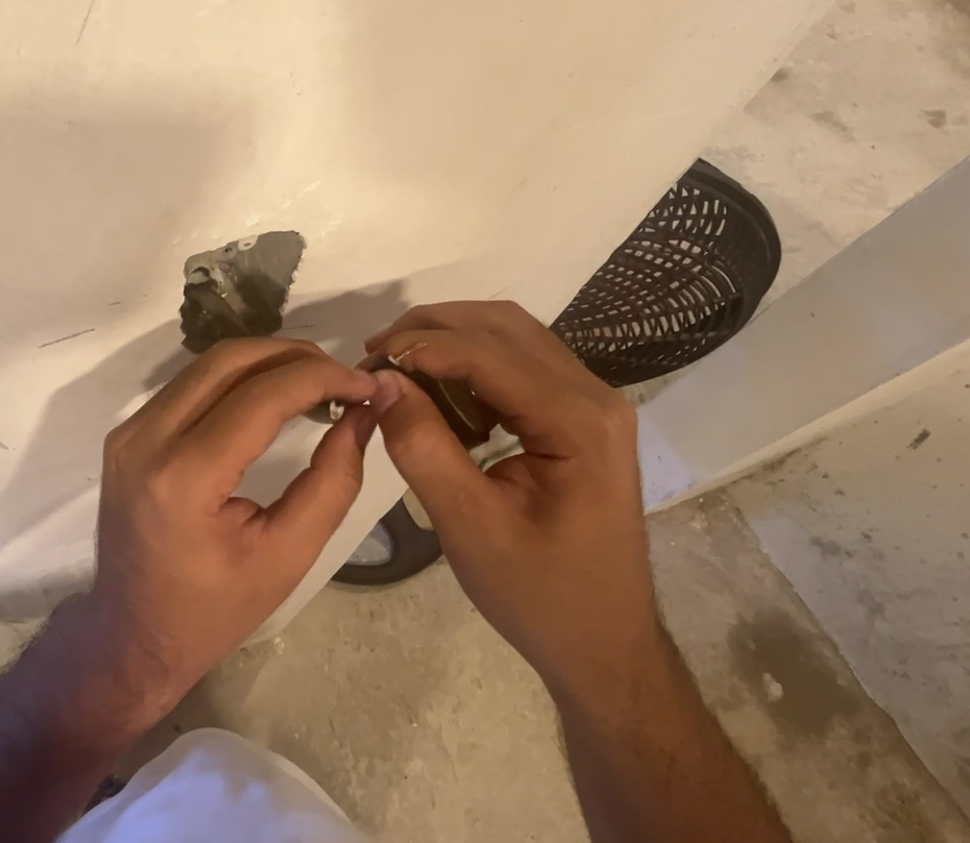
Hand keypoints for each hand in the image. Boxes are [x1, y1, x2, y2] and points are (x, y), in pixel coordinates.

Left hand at [86, 338, 404, 710]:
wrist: (131, 634)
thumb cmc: (213, 610)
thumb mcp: (287, 556)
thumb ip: (333, 481)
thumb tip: (364, 412)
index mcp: (183, 477)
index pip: (260, 396)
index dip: (321, 377)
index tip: (367, 382)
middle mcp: (145, 439)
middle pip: (228, 361)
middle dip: (294, 356)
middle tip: (344, 376)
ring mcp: (128, 432)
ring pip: (206, 366)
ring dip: (266, 362)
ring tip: (318, 383)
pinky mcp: (127, 433)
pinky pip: (188, 385)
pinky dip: (236, 379)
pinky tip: (273, 395)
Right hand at [365, 302, 661, 693]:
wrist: (603, 644)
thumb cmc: (538, 594)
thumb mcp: (468, 525)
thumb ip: (422, 446)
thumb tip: (381, 381)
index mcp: (578, 422)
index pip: (489, 353)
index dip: (421, 346)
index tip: (365, 364)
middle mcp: (594, 397)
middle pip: (505, 326)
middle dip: (433, 327)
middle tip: (374, 354)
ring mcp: (592, 405)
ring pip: (513, 337)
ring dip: (450, 338)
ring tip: (395, 365)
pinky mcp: (579, 419)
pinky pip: (520, 366)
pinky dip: (471, 364)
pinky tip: (436, 391)